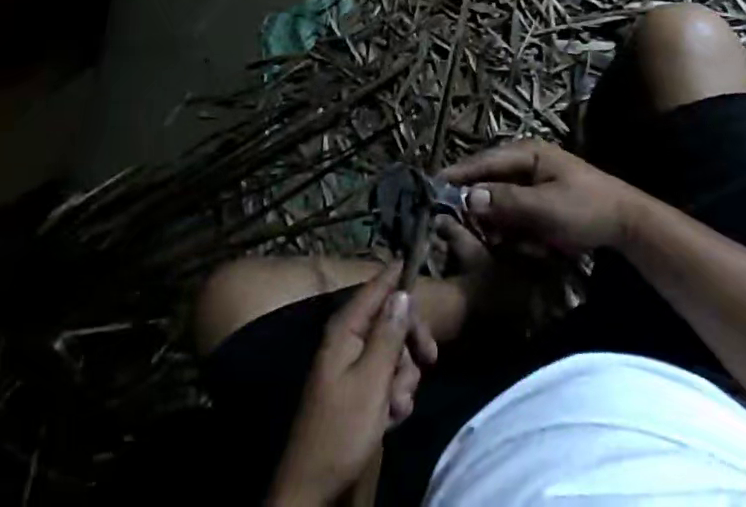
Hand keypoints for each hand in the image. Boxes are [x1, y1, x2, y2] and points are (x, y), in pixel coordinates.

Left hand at [267, 265, 437, 506]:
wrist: (315, 488)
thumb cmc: (342, 429)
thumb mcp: (372, 380)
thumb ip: (388, 335)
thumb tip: (402, 293)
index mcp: (345, 332)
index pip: (374, 290)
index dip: (395, 277)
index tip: (415, 261)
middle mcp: (348, 343)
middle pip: (391, 321)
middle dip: (411, 342)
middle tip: (430, 359)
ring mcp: (353, 369)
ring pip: (394, 353)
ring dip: (404, 377)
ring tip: (398, 406)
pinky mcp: (359, 393)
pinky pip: (387, 379)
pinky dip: (395, 395)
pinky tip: (393, 417)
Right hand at [442, 140, 648, 254]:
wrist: (627, 223)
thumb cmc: (586, 208)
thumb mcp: (545, 207)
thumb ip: (506, 202)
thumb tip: (468, 198)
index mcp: (527, 154)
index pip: (483, 162)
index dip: (457, 175)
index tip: (431, 189)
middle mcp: (525, 163)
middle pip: (488, 184)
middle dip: (486, 212)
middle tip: (479, 234)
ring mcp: (532, 183)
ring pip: (500, 205)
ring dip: (507, 228)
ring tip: (525, 244)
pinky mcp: (538, 203)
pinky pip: (515, 217)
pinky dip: (520, 233)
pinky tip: (538, 246)